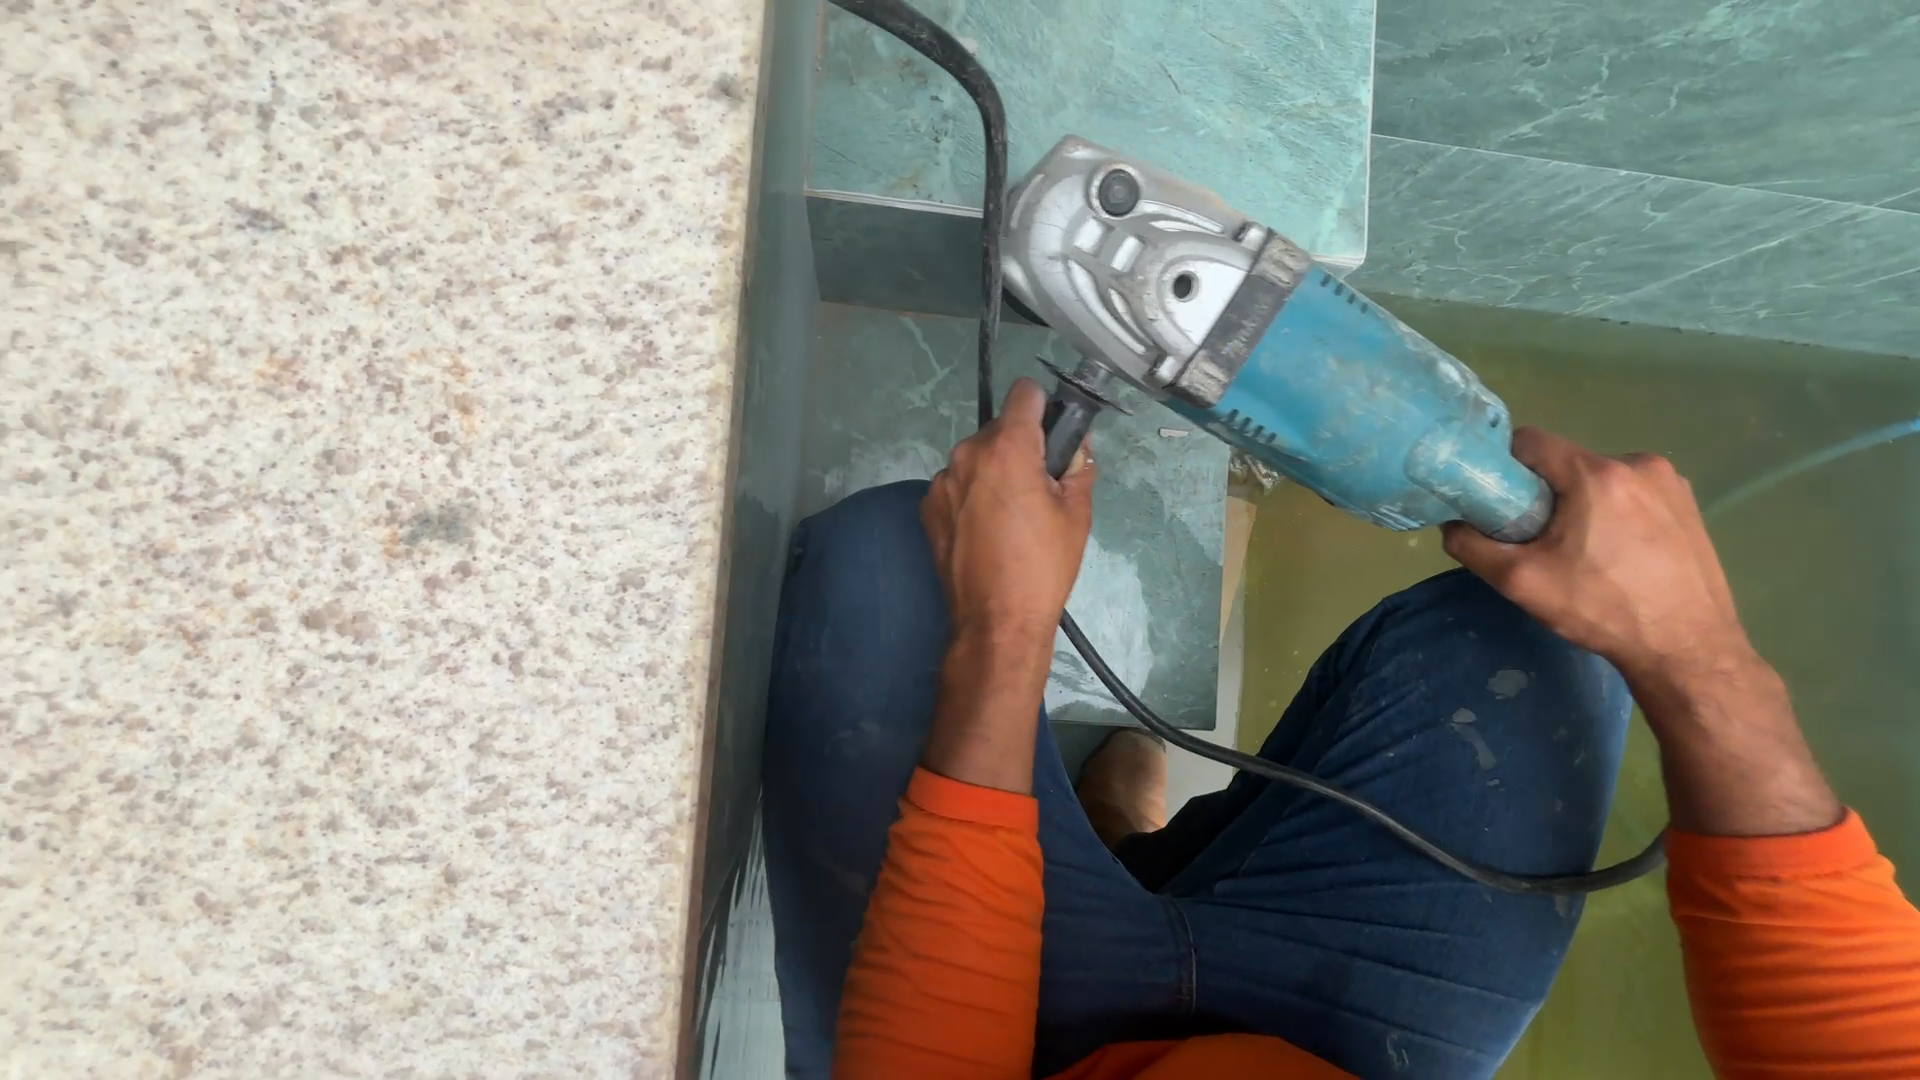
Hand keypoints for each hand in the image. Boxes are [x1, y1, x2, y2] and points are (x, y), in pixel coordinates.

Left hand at [921, 378, 1095, 644]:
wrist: (997, 619)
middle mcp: (967, 454)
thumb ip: (1078, 465)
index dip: (1043, 406)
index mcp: (1007, 448)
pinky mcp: (927, 507)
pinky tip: (984, 530)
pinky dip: (970, 496)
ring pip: (975, 458)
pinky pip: (956, 485)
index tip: (1051, 431)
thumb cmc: (1044, 565)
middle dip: (1019, 447)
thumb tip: (1075, 447)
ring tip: (1009, 515)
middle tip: (1036, 487)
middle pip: (998, 429)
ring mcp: (941, 481)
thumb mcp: (1077, 512)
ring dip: (993, 472)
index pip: (1024, 393)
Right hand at [1441, 427, 1759, 696]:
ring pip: (1595, 477)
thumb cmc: (1600, 608)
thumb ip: (1470, 545)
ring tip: (1571, 548)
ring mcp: (1671, 483)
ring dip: (1573, 502)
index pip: (1530, 441)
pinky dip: (1606, 511)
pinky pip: (1627, 493)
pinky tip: (1608, 551)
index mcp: (1597, 474)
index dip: (1501, 465)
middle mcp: (1639, 465)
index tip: (1492, 499)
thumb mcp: (1516, 580)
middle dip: (1538, 490)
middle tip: (1529, 534)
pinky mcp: (1688, 504)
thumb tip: (1452, 524)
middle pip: (1563, 461)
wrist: (1688, 649)